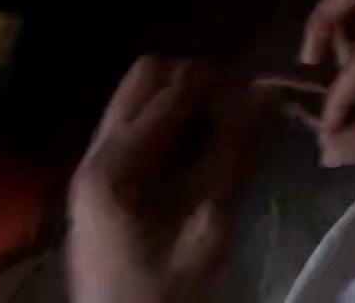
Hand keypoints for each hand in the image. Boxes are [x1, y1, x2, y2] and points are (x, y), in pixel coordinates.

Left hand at [67, 58, 259, 302]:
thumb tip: (262, 91)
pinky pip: (133, 118)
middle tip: (228, 104)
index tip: (250, 95)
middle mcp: (96, 151)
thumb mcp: (210, 220)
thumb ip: (233, 149)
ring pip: (137, 92)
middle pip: (147, 73)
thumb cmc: (167, 288)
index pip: (175, 86)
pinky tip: (190, 144)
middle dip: (193, 78)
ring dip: (178, 95)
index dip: (219, 83)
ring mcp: (92, 162)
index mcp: (117, 162)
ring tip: (213, 121)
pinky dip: (165, 116)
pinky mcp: (98, 176)